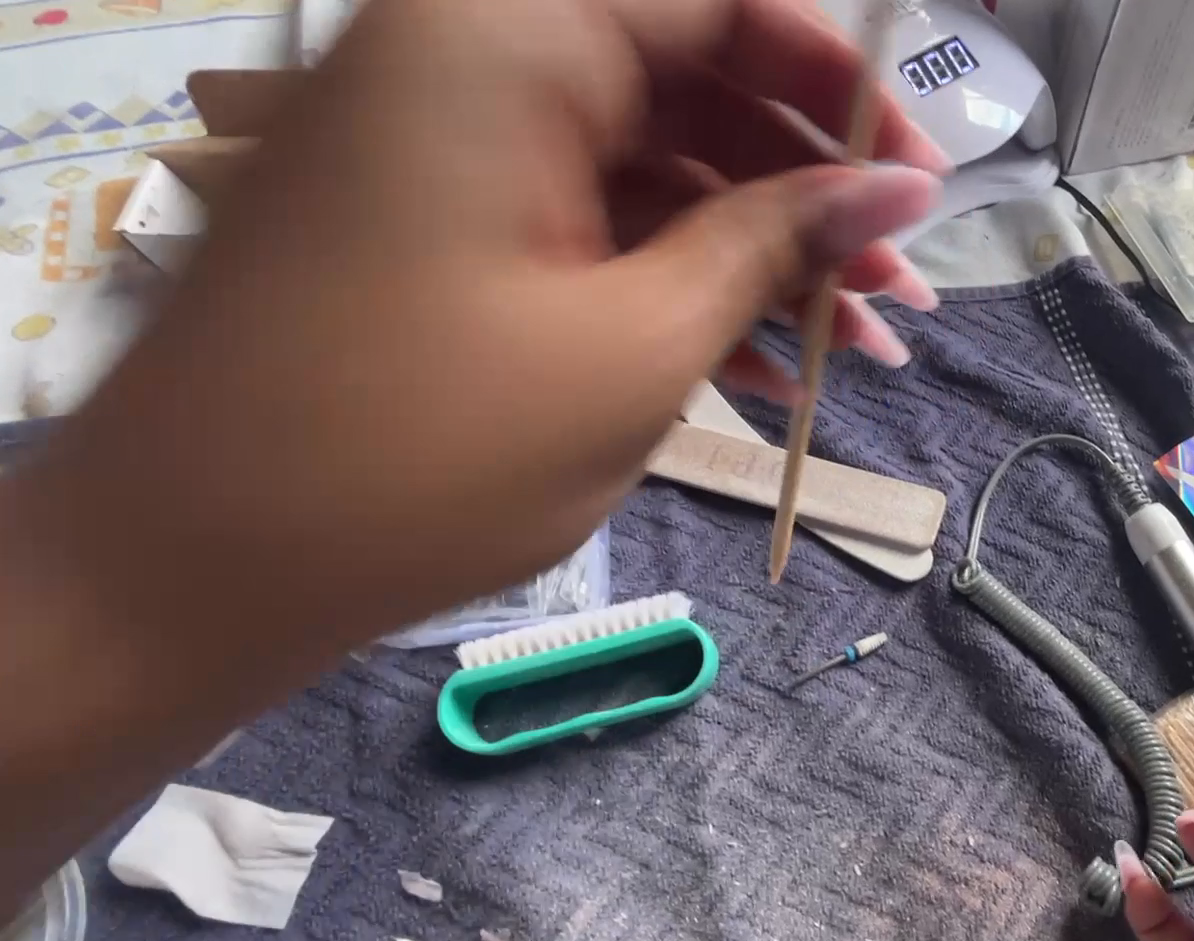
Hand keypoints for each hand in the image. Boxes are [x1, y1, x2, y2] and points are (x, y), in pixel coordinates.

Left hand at [4, 0, 946, 686]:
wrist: (216, 569)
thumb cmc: (436, 450)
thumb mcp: (642, 340)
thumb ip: (773, 241)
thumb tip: (899, 186)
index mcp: (508, 42)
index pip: (719, 6)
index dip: (837, 85)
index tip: (917, 175)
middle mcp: (489, 72)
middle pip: (703, 101)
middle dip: (817, 203)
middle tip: (901, 296)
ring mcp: (481, 166)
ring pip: (670, 190)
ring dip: (773, 272)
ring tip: (865, 356)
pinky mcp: (481, 247)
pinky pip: (618, 247)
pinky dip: (700, 306)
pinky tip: (780, 385)